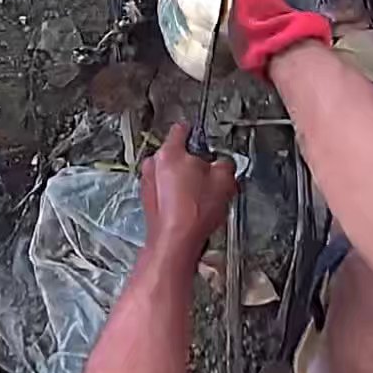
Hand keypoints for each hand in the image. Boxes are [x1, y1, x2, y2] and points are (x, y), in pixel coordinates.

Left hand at [141, 122, 237, 259]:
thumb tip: (224, 164)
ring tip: (201, 196)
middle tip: (209, 175)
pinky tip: (191, 207)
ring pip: (170, 172)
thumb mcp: (224, 180)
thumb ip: (225, 163)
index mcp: (169, 152)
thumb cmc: (192, 213)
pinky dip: (176, 194)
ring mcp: (148, 182)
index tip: (200, 134)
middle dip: (194, 162)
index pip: (181, 129)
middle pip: (177, 153)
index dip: (196, 131)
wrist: (174, 242)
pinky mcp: (148, 200)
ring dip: (184, 180)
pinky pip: (165, 189)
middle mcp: (153, 164)